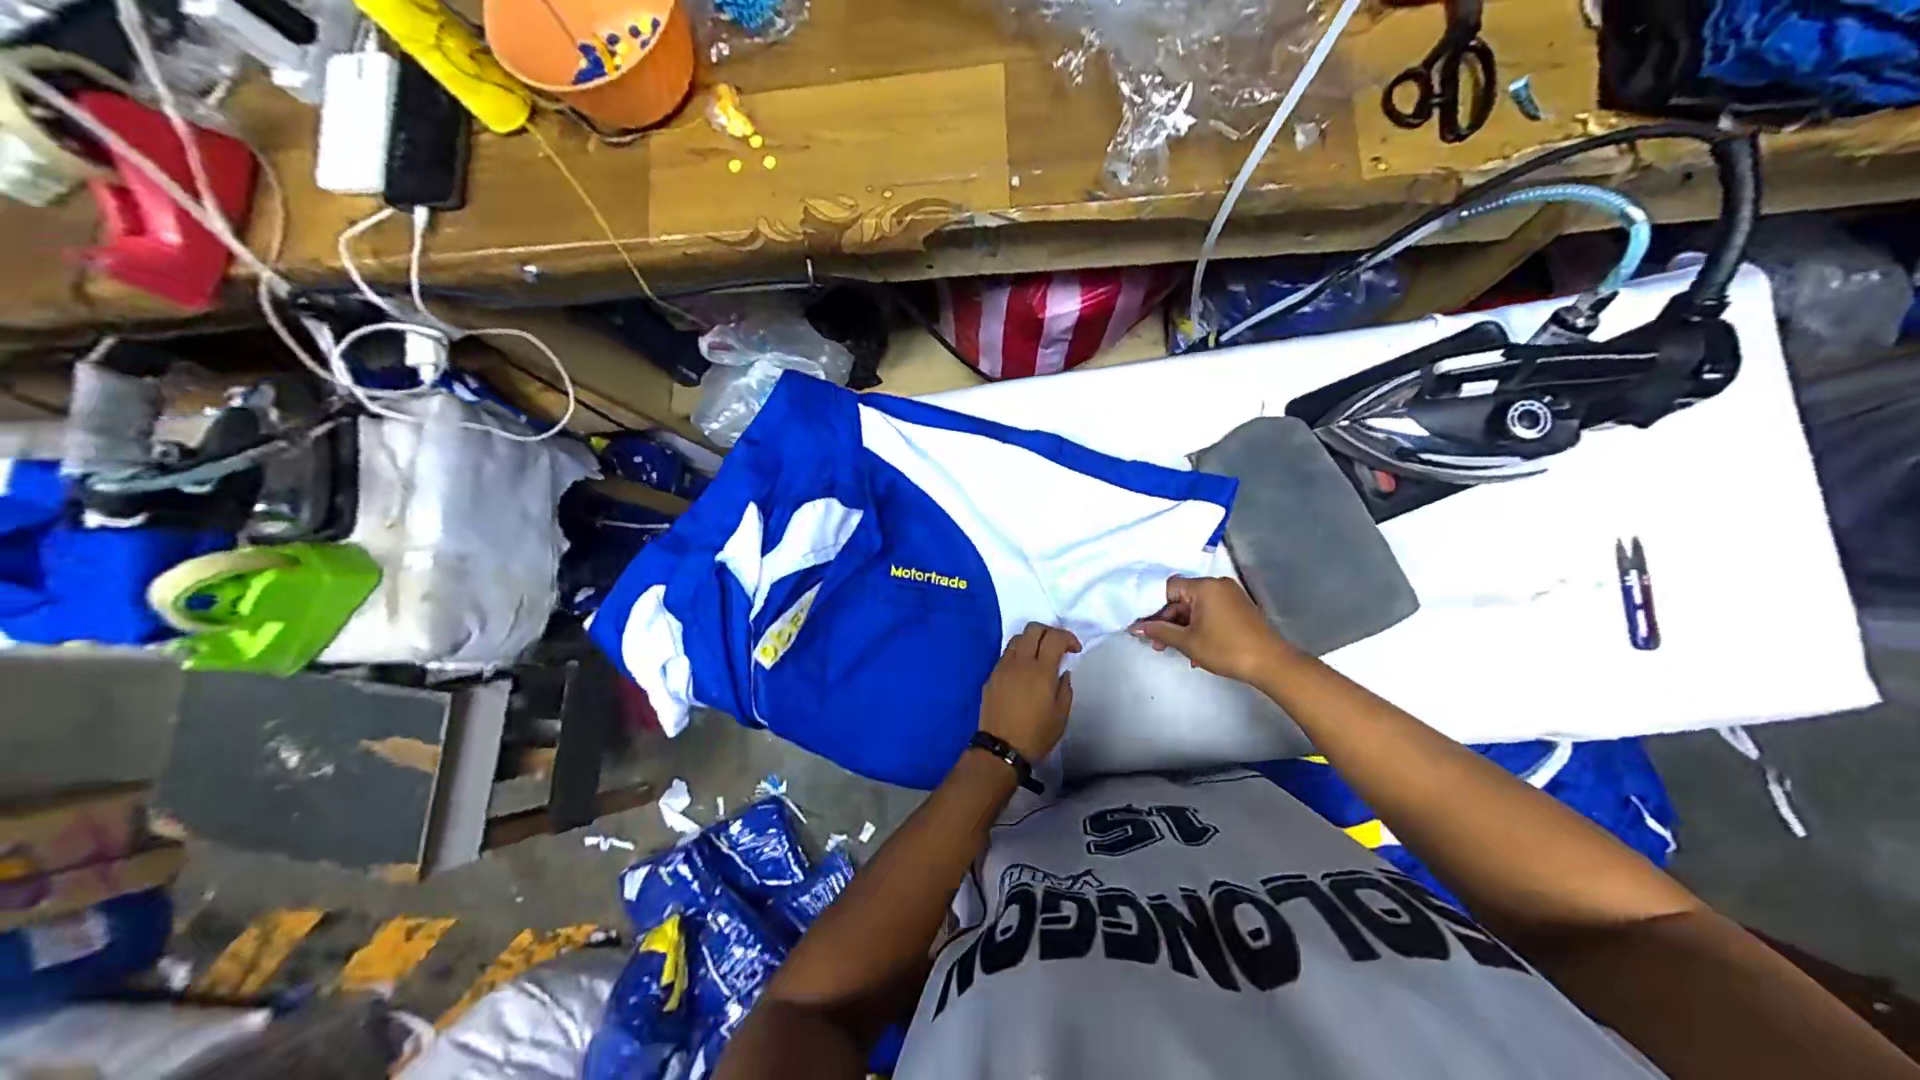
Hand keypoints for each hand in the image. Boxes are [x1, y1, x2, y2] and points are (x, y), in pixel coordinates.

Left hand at [978, 622, 1080, 761]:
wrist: (1001, 748)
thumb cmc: (1036, 734)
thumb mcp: (1061, 714)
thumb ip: (1065, 688)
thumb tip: (1062, 672)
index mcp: (1041, 671)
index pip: (1054, 637)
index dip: (1068, 637)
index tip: (1075, 650)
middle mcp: (1020, 663)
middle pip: (1033, 629)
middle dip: (1049, 631)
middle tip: (1058, 646)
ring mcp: (1002, 667)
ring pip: (1017, 638)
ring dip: (1032, 640)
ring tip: (1040, 656)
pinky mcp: (991, 676)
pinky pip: (1006, 654)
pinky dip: (1019, 654)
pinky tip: (1024, 670)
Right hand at [1130, 575, 1293, 683]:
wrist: (1271, 663)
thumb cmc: (1226, 649)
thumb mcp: (1188, 642)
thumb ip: (1159, 631)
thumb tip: (1135, 628)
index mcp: (1204, 587)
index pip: (1168, 589)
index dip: (1154, 608)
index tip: (1146, 628)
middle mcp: (1218, 585)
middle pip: (1182, 599)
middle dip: (1168, 622)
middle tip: (1158, 644)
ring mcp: (1231, 596)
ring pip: (1196, 608)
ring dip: (1183, 628)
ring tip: (1175, 650)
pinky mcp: (1239, 608)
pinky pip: (1211, 613)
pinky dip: (1200, 627)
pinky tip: (1195, 650)